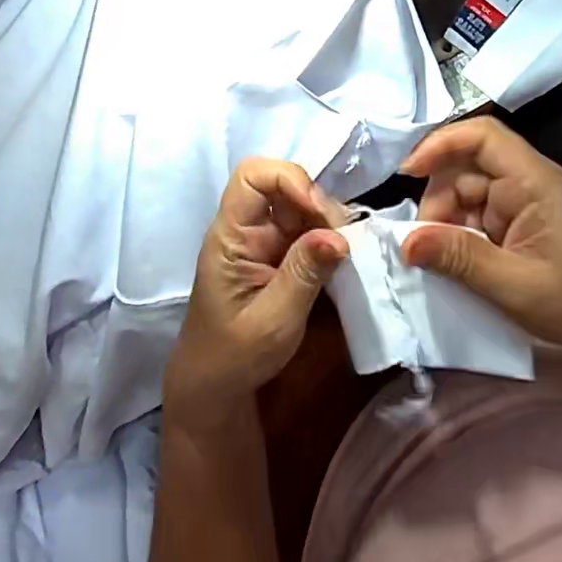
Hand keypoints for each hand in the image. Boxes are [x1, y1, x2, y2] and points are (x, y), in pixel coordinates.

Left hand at [163, 159, 348, 429]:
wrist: (217, 385)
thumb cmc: (235, 355)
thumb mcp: (273, 321)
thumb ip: (304, 275)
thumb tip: (339, 237)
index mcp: (231, 236)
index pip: (252, 176)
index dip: (288, 179)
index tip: (317, 212)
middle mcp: (248, 228)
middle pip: (284, 184)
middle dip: (319, 204)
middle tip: (342, 242)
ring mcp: (265, 239)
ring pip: (302, 204)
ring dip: (328, 221)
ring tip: (344, 254)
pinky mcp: (282, 253)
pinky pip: (309, 228)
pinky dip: (329, 237)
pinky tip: (340, 259)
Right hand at [400, 116, 561, 349]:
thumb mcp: (517, 286)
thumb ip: (461, 259)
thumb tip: (406, 242)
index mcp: (533, 181)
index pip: (482, 135)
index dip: (440, 144)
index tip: (407, 174)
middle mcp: (525, 181)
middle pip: (465, 167)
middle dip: (437, 200)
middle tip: (423, 246)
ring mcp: (520, 201)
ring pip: (464, 194)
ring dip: (444, 222)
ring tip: (438, 262)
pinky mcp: (516, 222)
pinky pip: (474, 216)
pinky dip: (456, 235)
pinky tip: (451, 263)